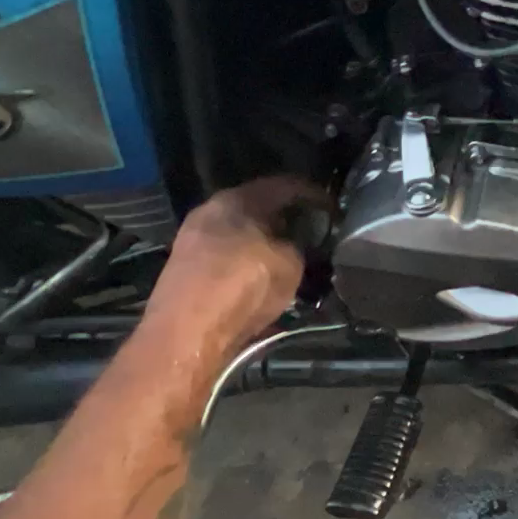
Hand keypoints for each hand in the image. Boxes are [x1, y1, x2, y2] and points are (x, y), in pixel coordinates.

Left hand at [138, 178, 316, 369]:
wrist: (187, 333)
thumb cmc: (243, 286)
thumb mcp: (291, 263)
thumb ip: (299, 245)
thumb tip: (299, 243)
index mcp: (236, 199)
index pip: (284, 185)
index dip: (314, 195)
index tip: (332, 208)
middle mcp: (210, 211)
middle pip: (257, 207)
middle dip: (286, 219)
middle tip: (312, 233)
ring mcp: (193, 238)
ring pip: (241, 232)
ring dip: (266, 242)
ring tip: (291, 258)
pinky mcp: (185, 268)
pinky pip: (227, 254)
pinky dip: (248, 260)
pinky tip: (263, 277)